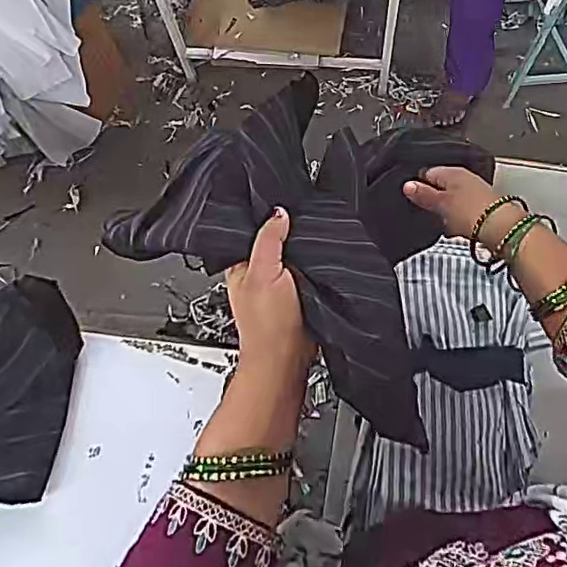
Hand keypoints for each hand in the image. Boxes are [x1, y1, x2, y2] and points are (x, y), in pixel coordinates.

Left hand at [225, 208, 313, 372]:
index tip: (285, 204)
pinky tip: (323, 265)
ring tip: (316, 245)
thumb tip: (278, 212)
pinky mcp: (302, 294)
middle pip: (278, 240)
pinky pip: (312, 271)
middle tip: (306, 226)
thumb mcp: (263, 274)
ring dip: (307, 251)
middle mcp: (260, 273)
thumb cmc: (267, 326)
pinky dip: (318, 267)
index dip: (268, 216)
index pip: (254, 230)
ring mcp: (282, 284)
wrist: (288, 362)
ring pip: (296, 255)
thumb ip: (269, 240)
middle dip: (291, 233)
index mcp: (242, 265)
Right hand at [403, 165, 510, 242]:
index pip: (428, 172)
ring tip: (442, 223)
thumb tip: (407, 185)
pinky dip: (458, 220)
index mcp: (453, 172)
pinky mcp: (483, 209)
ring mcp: (475, 193)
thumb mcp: (441, 204)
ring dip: (446, 213)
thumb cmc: (472, 213)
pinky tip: (456, 229)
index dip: (418, 185)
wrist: (502, 230)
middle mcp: (466, 179)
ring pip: (452, 200)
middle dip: (433, 201)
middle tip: (425, 212)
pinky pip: (463, 212)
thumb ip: (424, 194)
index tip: (412, 197)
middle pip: (441, 187)